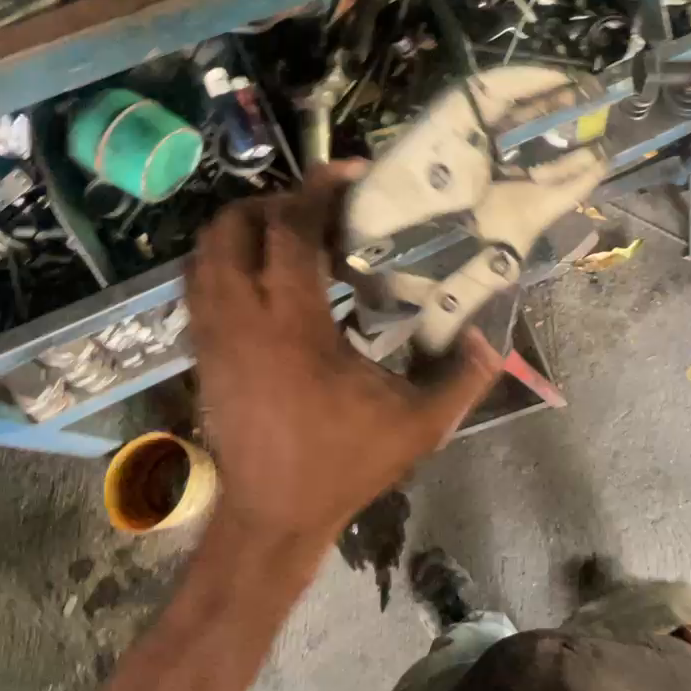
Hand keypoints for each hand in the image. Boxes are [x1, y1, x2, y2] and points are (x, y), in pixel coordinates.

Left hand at [184, 163, 504, 542]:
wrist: (269, 517)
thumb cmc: (341, 465)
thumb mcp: (416, 425)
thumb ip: (461, 378)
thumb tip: (492, 342)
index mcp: (293, 325)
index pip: (291, 230)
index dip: (318, 188)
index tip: (350, 172)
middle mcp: (241, 318)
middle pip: (234, 226)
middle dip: (276, 202)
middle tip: (319, 211)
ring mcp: (212, 334)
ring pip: (206, 251)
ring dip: (246, 229)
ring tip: (292, 237)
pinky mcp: (200, 352)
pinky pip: (198, 283)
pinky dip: (226, 261)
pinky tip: (266, 278)